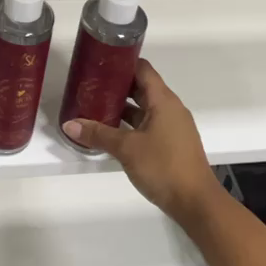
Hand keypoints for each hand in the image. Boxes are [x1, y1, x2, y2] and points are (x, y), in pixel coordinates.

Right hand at [63, 59, 225, 227]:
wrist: (196, 203)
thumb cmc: (164, 167)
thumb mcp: (127, 149)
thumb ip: (98, 134)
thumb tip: (70, 125)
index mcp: (163, 100)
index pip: (142, 69)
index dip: (122, 63)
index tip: (99, 63)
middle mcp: (170, 108)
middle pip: (142, 87)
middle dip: (117, 86)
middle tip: (91, 86)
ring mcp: (173, 127)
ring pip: (145, 108)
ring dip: (123, 107)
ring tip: (96, 107)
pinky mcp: (172, 143)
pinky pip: (149, 124)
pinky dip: (131, 124)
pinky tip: (112, 132)